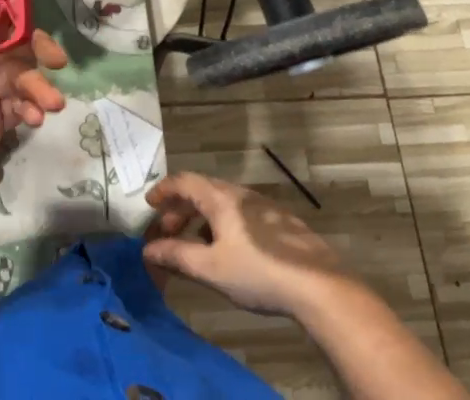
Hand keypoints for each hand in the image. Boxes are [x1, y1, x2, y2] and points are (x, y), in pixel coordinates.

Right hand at [143, 172, 351, 317]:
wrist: (320, 287)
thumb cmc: (259, 273)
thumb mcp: (211, 268)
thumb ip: (177, 255)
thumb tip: (148, 248)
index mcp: (222, 199)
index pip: (185, 181)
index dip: (164, 190)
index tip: (149, 204)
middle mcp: (242, 195)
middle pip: (204, 191)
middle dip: (181, 208)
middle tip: (167, 231)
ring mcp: (265, 208)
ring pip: (224, 204)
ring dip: (202, 218)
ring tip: (195, 245)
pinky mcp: (282, 225)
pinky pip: (242, 215)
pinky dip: (223, 225)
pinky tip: (229, 251)